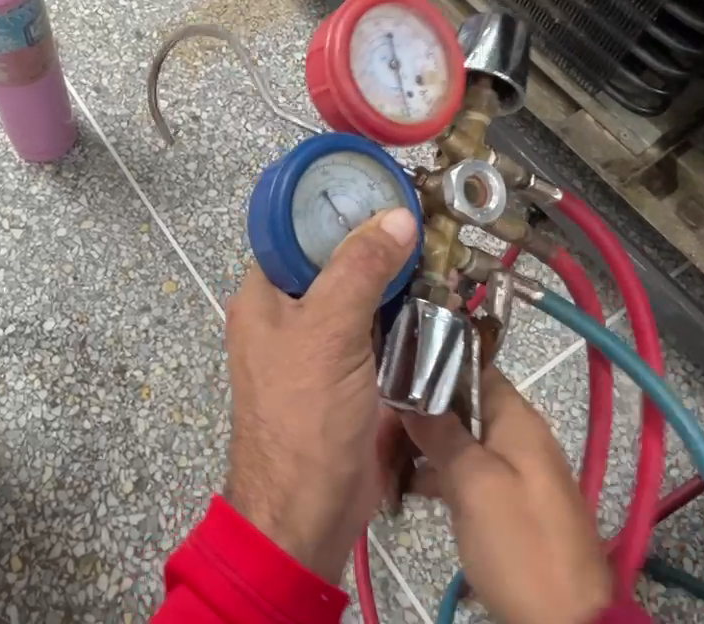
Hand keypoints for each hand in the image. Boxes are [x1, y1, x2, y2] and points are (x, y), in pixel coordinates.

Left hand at [223, 208, 416, 582]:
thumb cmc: (304, 416)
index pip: (293, 231)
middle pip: (331, 262)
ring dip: (395, 281)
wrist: (308, 512)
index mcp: (263, 295)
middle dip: (375, 244)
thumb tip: (396, 215)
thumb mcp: (328, 332)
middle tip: (424, 221)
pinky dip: (404, 318)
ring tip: (440, 252)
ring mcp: (318, 347)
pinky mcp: (348, 375)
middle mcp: (286, 314)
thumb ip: (360, 270)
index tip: (381, 190)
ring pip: (358, 297)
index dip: (333, 207)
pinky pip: (376, 332)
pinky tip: (438, 301)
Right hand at [403, 371, 612, 623]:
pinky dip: (434, 473)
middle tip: (377, 424)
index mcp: (516, 418)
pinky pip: (463, 471)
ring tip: (380, 455)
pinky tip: (403, 486)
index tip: (389, 372)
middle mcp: (515, 435)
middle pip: (458, 403)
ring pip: (456, 438)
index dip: (430, 363)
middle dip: (417, 409)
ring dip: (420, 443)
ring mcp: (510, 470)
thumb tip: (409, 393)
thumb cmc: (518, 543)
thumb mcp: (473, 481)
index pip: (471, 366)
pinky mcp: (502, 502)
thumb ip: (440, 433)